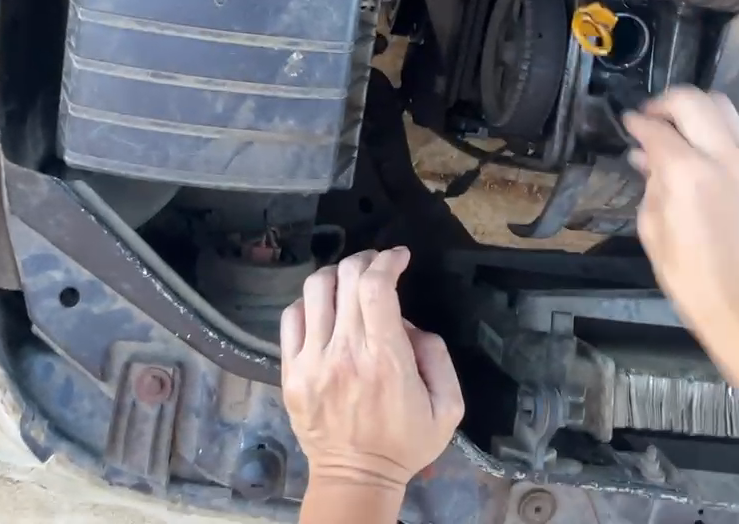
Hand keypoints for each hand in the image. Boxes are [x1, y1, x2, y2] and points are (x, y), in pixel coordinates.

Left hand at [280, 247, 464, 492]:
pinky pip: (291, 316)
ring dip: (336, 274)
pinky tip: (324, 308)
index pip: (377, 287)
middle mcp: (345, 353)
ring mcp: (312, 361)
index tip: (399, 256)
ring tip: (349, 280)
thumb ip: (438, 356)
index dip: (388, 261)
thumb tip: (409, 324)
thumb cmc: (404, 443)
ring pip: (315, 288)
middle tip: (378, 264)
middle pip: (346, 278)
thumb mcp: (448, 407)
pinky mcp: (290, 372)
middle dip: (366, 259)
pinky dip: (309, 301)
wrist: (355, 481)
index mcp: (385, 359)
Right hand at [625, 88, 738, 345]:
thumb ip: (651, 185)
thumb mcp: (653, 230)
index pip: (656, 128)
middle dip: (666, 103)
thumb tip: (647, 159)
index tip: (627, 123)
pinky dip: (724, 129)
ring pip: (725, 109)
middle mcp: (724, 159)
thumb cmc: (691, 279)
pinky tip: (709, 147)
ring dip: (697, 110)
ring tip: (679, 128)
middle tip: (650, 117)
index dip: (636, 123)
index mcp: (688, 174)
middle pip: (694, 101)